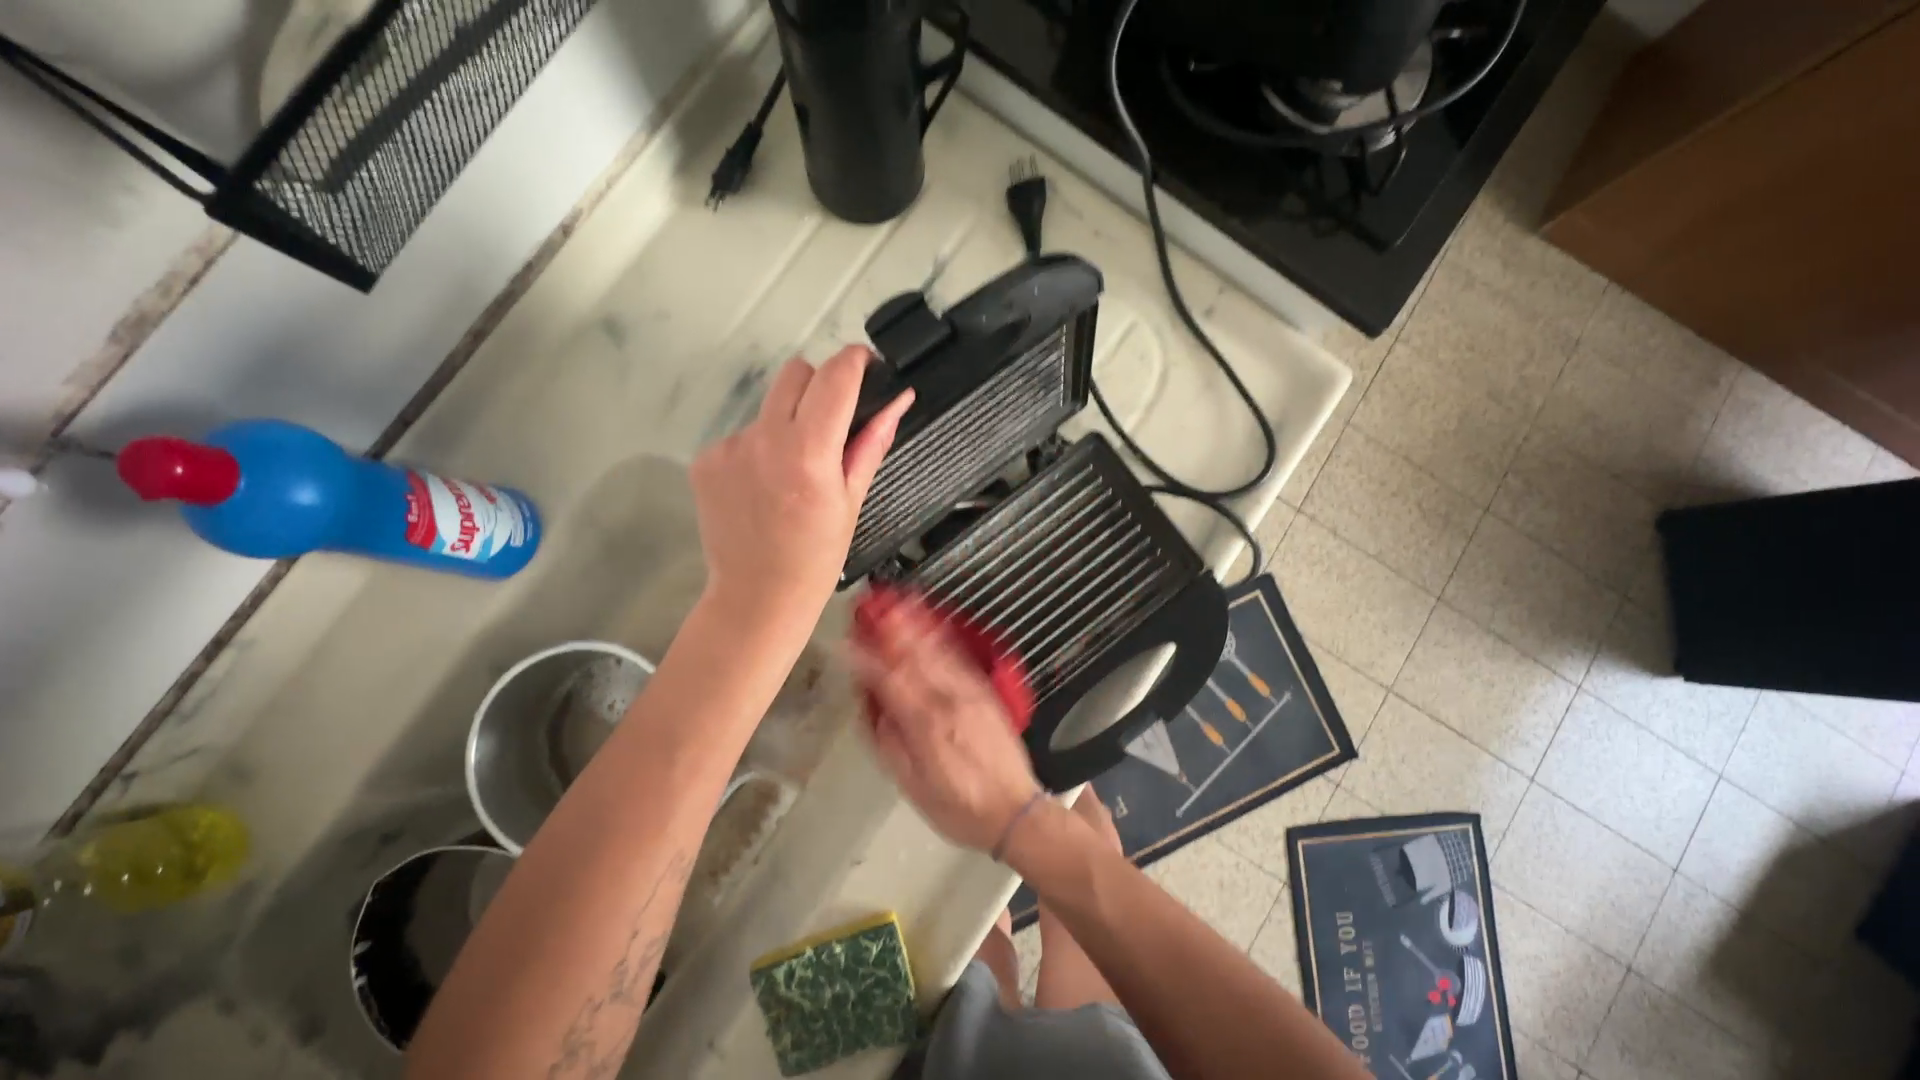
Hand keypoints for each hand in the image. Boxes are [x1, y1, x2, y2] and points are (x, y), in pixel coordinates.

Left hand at [690, 345, 911, 633]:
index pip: (835, 376)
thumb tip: (899, 399)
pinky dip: (760, 448)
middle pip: (796, 373)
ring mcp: (729, 448)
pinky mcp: (706, 459)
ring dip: (789, 421)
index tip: (867, 366)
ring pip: (768, 405)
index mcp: (809, 453)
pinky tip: (765, 484)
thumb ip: (871, 442)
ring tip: (795, 469)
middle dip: (820, 385)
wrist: (756, 597)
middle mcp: (764, 440)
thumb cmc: (815, 558)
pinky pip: (744, 433)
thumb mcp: (852, 500)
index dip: (856, 361)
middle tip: (833, 423)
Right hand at [850, 592, 1042, 851]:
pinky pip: (961, 660)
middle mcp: (950, 704)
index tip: (846, 644)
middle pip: (914, 656)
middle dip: (889, 630)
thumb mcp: (913, 786)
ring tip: (899, 604)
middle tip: (871, 608)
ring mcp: (972, 697)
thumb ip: (890, 745)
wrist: (1015, 814)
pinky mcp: (987, 697)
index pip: (888, 681)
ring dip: (916, 627)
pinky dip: (943, 640)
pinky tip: (934, 628)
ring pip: (938, 653)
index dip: (864, 659)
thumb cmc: (964, 809)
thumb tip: (876, 713)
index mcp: (927, 727)